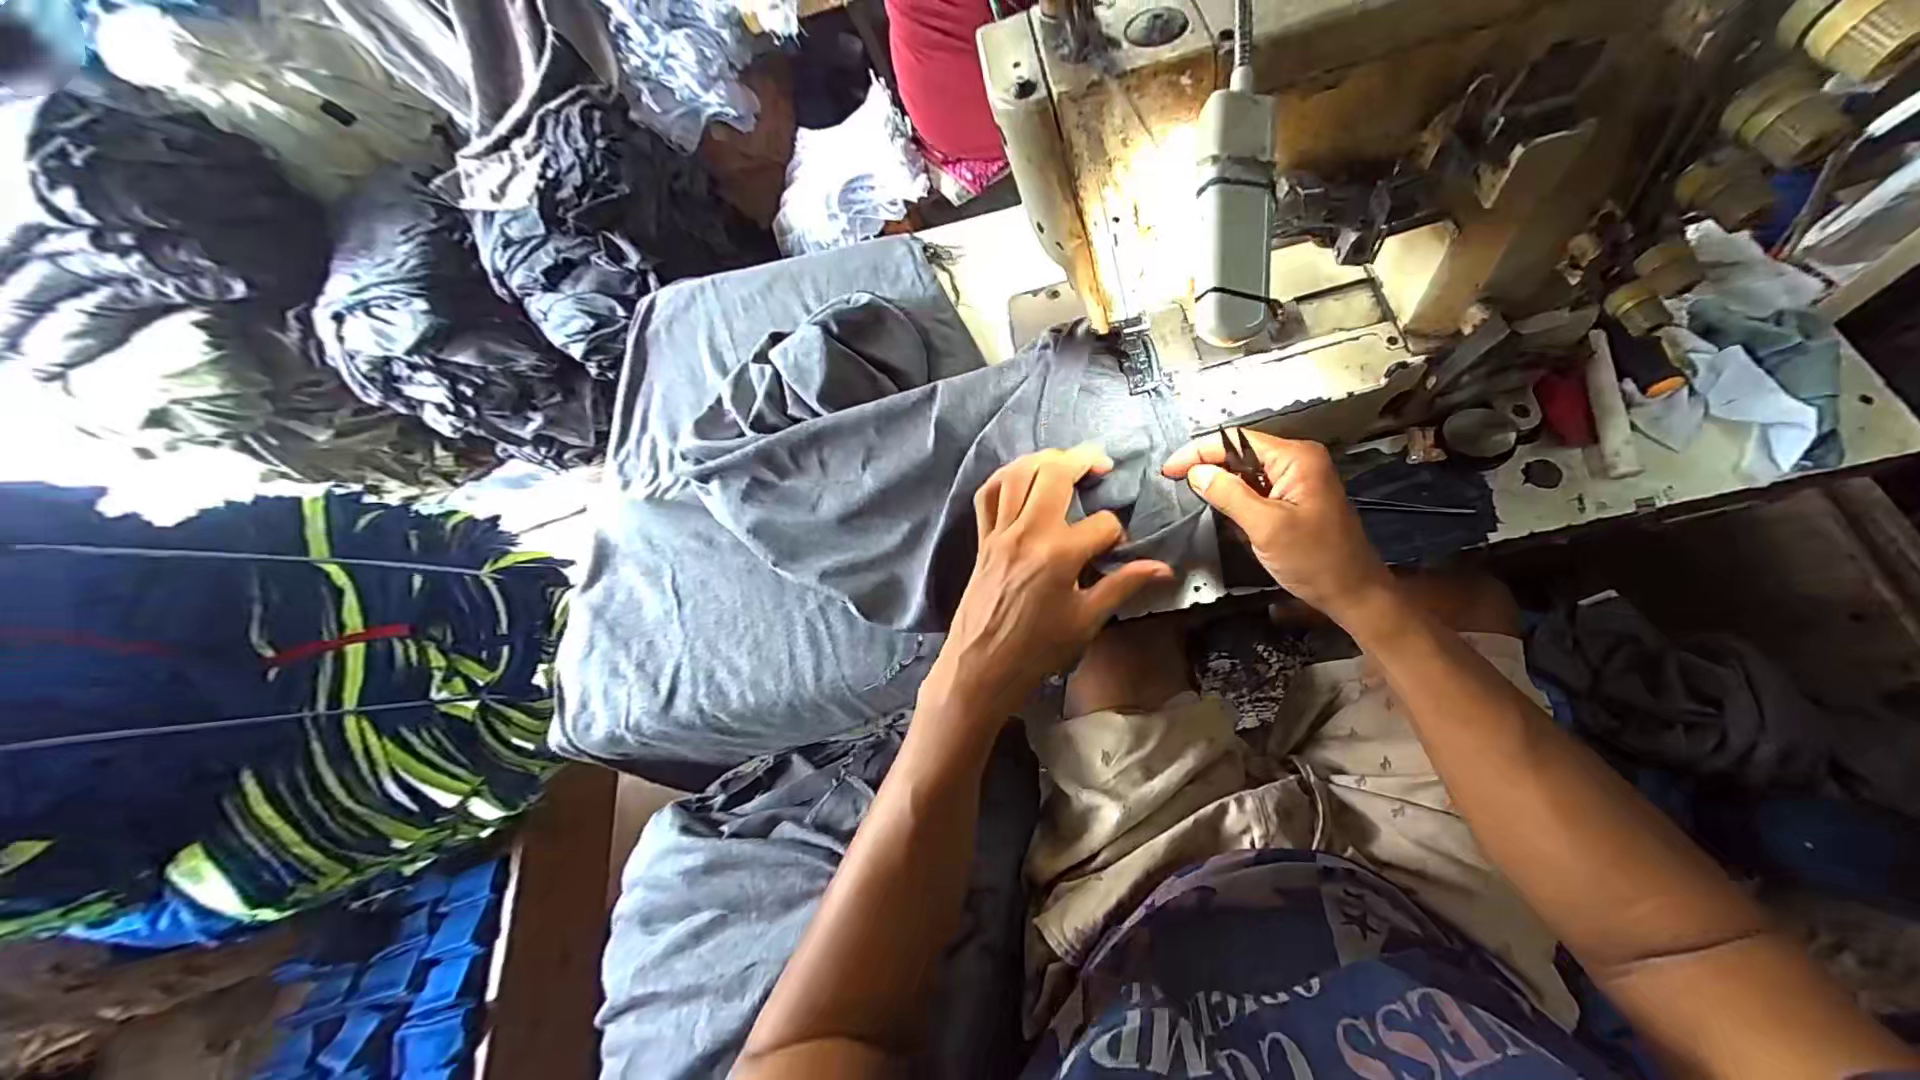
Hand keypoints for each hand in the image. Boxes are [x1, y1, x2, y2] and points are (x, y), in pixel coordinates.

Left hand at [925, 445, 1175, 723]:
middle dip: (1083, 459)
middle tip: (1102, 461)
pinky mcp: (982, 539)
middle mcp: (1027, 533)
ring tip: (1065, 460)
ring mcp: (1000, 533)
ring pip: (1017, 474)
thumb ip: (1123, 585)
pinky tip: (1021, 477)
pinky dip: (1004, 477)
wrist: (980, 667)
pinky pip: (988, 495)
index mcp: (1059, 554)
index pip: (1102, 523)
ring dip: (1043, 458)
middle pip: (1054, 473)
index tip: (1117, 546)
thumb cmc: (1036, 650)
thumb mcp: (1087, 621)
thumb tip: (1164, 568)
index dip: (1117, 532)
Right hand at [1161, 430, 1395, 626]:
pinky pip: (1255, 488)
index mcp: (1296, 458)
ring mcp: (1297, 479)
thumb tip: (1196, 472)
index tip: (1168, 470)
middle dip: (1207, 465)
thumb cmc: (1314, 560)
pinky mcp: (1293, 498)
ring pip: (1245, 471)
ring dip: (1220, 482)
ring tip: (1190, 494)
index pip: (1236, 441)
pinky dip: (1234, 496)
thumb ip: (1229, 495)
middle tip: (1174, 483)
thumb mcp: (1266, 527)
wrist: (1353, 593)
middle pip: (1240, 452)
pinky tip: (1219, 509)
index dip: (1199, 452)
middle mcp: (1298, 460)